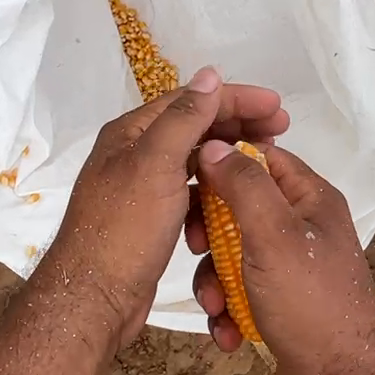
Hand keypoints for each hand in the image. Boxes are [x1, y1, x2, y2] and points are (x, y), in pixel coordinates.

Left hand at [37, 67, 288, 350]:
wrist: (94, 300)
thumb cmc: (125, 229)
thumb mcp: (155, 165)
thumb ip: (184, 119)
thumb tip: (209, 73)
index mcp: (131, 132)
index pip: (191, 100)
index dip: (236, 99)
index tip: (277, 107)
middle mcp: (135, 152)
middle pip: (195, 125)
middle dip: (238, 123)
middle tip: (280, 130)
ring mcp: (143, 186)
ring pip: (195, 158)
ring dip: (229, 153)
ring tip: (263, 158)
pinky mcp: (152, 217)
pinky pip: (191, 190)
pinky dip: (214, 186)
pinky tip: (235, 194)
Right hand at [189, 143, 374, 374]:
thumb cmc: (309, 298)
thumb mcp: (273, 233)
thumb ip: (243, 186)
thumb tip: (212, 144)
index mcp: (309, 196)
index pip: (261, 157)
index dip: (224, 163)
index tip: (188, 180)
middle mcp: (301, 223)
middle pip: (239, 205)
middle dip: (210, 232)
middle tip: (196, 248)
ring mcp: (289, 263)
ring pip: (232, 251)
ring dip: (215, 279)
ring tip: (215, 306)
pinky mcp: (278, 299)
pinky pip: (240, 288)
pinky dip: (229, 308)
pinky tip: (228, 332)